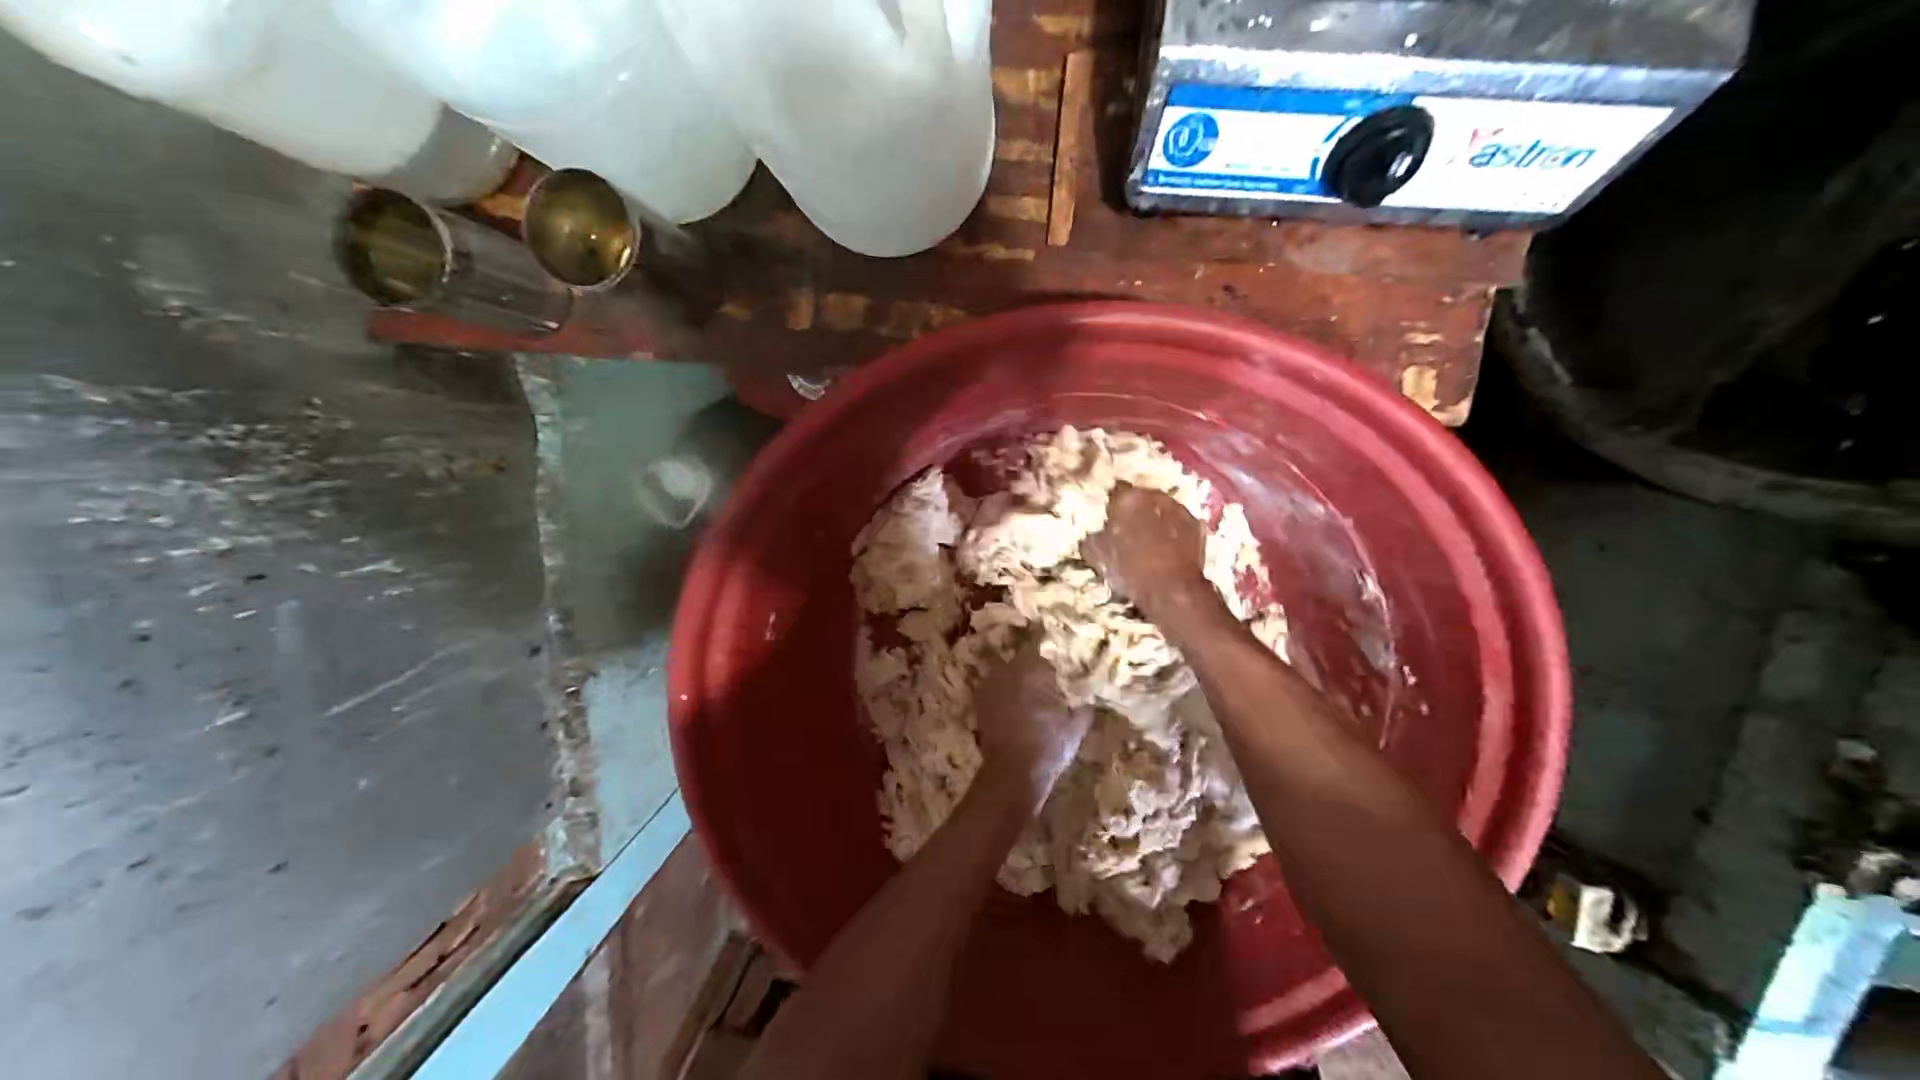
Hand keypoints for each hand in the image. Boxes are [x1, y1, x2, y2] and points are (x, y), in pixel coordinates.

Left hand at [973, 640, 1092, 809]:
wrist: (1013, 773)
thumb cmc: (1049, 744)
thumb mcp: (1077, 725)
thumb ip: (1084, 704)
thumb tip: (1090, 695)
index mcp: (1032, 668)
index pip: (1043, 648)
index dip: (1053, 658)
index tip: (1062, 667)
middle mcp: (1007, 670)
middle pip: (1022, 660)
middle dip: (1033, 668)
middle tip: (1047, 682)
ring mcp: (989, 686)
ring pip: (1005, 673)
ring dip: (1016, 680)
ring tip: (1030, 695)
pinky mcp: (979, 703)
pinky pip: (994, 690)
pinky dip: (1003, 695)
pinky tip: (1014, 708)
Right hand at [1084, 483, 1213, 622]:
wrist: (1172, 590)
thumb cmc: (1129, 570)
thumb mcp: (1096, 555)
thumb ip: (1092, 536)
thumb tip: (1094, 533)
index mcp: (1127, 498)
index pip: (1114, 492)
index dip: (1111, 507)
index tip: (1109, 521)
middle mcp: (1155, 496)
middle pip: (1141, 498)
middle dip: (1135, 511)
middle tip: (1128, 531)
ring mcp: (1180, 509)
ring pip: (1162, 509)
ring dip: (1155, 519)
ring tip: (1150, 541)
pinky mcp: (1197, 525)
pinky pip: (1180, 523)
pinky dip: (1174, 531)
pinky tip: (1169, 548)